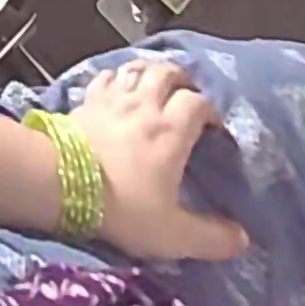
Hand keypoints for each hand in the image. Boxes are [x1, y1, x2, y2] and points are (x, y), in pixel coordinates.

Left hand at [67, 60, 249, 261]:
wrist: (63, 180)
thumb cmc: (122, 205)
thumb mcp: (174, 234)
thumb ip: (212, 237)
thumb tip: (242, 236)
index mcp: (170, 130)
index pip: (196, 102)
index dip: (209, 109)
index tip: (213, 126)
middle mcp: (143, 104)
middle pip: (165, 72)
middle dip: (181, 78)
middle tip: (186, 91)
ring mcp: (112, 97)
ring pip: (134, 68)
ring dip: (149, 70)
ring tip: (155, 81)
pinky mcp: (88, 98)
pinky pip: (105, 75)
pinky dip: (116, 76)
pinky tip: (117, 85)